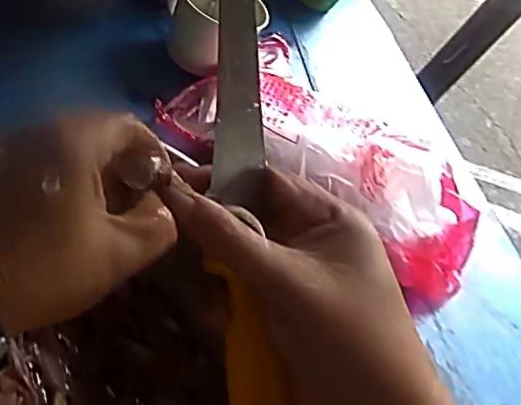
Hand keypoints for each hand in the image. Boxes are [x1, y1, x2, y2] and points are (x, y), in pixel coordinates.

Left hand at [0, 114, 177, 333]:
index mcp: (74, 138)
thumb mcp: (112, 255)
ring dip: (94, 169)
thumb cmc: (44, 265)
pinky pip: (43, 154)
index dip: (154, 151)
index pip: (127, 124)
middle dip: (125, 162)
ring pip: (69, 143)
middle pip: (97, 130)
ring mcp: (16, 141)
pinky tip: (70, 209)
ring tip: (109, 210)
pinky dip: (65, 173)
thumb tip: (162, 206)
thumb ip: (153, 227)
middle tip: (140, 202)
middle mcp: (43, 127)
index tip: (165, 185)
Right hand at [160, 165, 452, 404]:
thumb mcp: (286, 284)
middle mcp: (310, 240)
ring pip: (236, 253)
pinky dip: (222, 299)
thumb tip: (171, 189)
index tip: (173, 181)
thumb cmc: (349, 343)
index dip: (218, 177)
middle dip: (213, 230)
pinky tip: (215, 318)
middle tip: (175, 232)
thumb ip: (227, 235)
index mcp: (329, 219)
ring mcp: (294, 277)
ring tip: (205, 293)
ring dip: (216, 271)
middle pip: (245, 215)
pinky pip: (239, 287)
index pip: (263, 179)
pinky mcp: (279, 311)